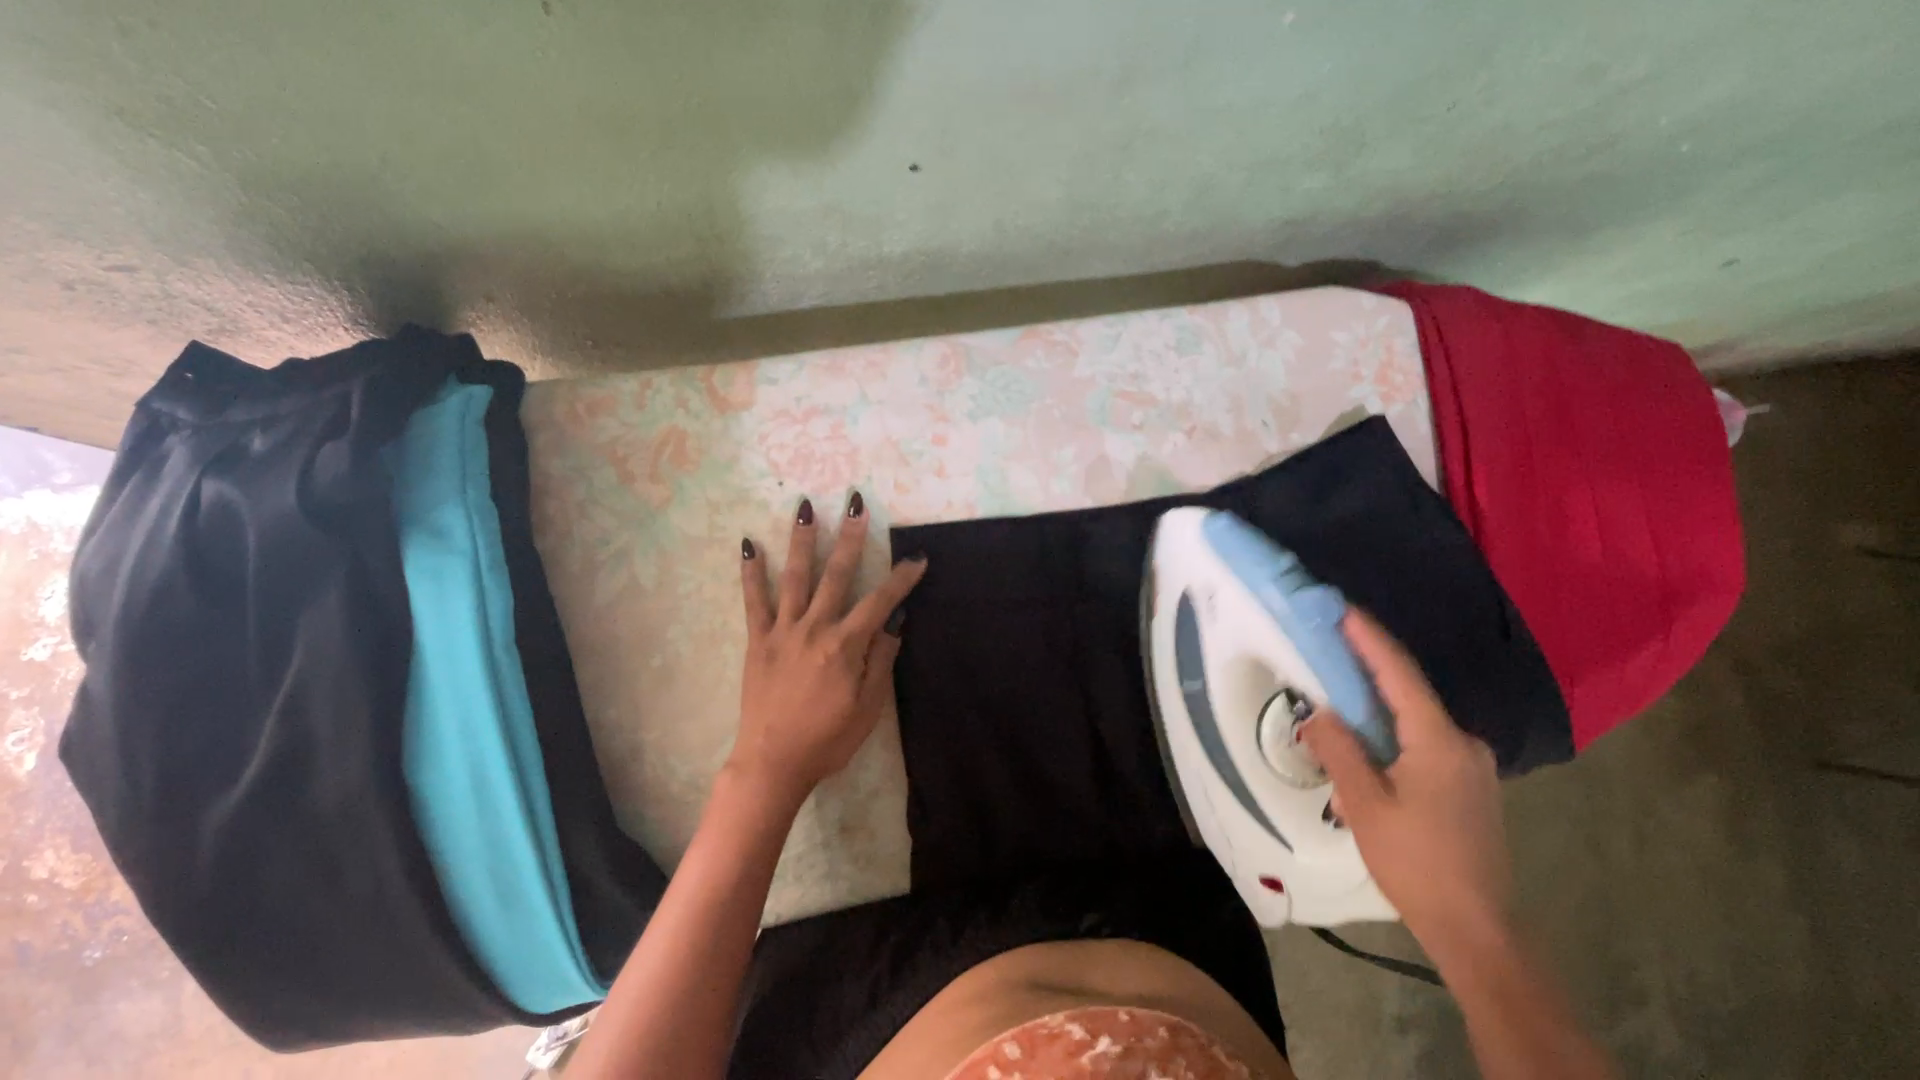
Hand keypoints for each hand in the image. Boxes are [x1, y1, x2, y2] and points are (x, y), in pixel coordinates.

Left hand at [731, 492, 927, 801]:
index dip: (901, 579)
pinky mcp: (758, 640)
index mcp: (846, 646)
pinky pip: (754, 600)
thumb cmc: (828, 740)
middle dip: (850, 538)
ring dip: (803, 540)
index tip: (917, 557)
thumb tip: (894, 622)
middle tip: (857, 504)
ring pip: (796, 577)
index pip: (880, 602)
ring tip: (806, 508)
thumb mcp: (868, 708)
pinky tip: (750, 545)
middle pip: (837, 575)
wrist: (773, 762)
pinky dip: (752, 573)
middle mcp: (815, 628)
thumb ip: (881, 661)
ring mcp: (783, 631)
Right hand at [1302, 610, 1510, 946]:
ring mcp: (1472, 766)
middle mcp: (1462, 743)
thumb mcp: (1365, 805)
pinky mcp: (1471, 788)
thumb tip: (1320, 713)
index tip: (1342, 608)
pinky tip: (1368, 759)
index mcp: (1438, 740)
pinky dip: (1392, 741)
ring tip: (1336, 715)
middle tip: (1326, 657)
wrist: (1476, 925)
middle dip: (1365, 676)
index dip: (1368, 638)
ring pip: (1415, 725)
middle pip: (1408, 696)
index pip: (1398, 674)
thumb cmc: (1416, 862)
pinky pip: (1425, 747)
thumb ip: (1340, 751)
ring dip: (1376, 717)